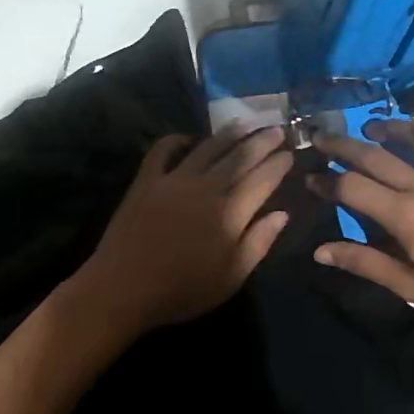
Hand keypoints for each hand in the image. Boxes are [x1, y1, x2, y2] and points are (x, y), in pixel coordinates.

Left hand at [76, 126, 294, 335]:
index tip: (290, 154)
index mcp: (229, 213)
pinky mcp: (147, 181)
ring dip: (228, 134)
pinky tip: (189, 138)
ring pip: (207, 148)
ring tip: (245, 123)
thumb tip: (282, 213)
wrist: (122, 289)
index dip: (278, 165)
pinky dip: (177, 140)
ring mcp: (174, 180)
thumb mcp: (231, 277)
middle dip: (261, 142)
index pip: (262, 181)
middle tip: (277, 129)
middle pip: (239, 157)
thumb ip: (259, 243)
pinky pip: (163, 150)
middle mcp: (205, 188)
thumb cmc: (182, 290)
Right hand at [308, 109, 413, 339]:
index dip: (327, 181)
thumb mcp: (409, 285)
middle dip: (344, 145)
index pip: (353, 188)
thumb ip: (364, 263)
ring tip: (372, 126)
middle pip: (376, 156)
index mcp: (405, 215)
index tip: (309, 177)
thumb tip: (320, 251)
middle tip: (322, 137)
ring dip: (392, 127)